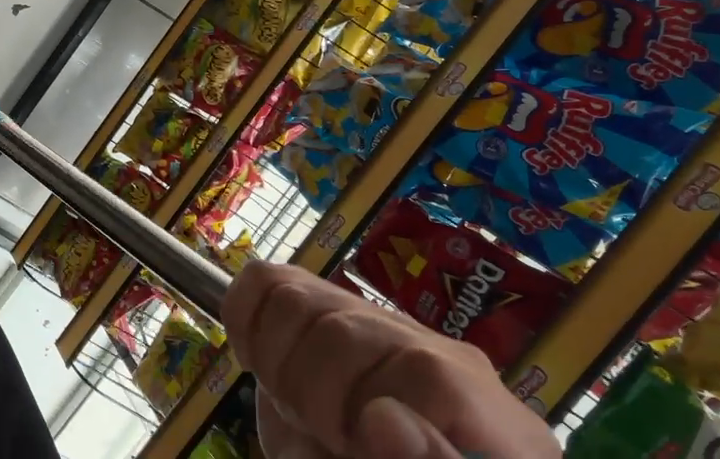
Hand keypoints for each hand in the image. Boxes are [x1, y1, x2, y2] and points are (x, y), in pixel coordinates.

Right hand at [223, 262, 559, 458]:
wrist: (390, 458)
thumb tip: (385, 417)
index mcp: (475, 404)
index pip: (423, 374)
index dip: (365, 413)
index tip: (348, 449)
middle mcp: (429, 345)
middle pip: (342, 329)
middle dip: (309, 395)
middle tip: (319, 436)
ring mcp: (371, 319)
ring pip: (292, 295)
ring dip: (273, 360)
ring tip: (292, 406)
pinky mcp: (321, 303)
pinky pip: (267, 279)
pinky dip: (244, 318)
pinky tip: (259, 362)